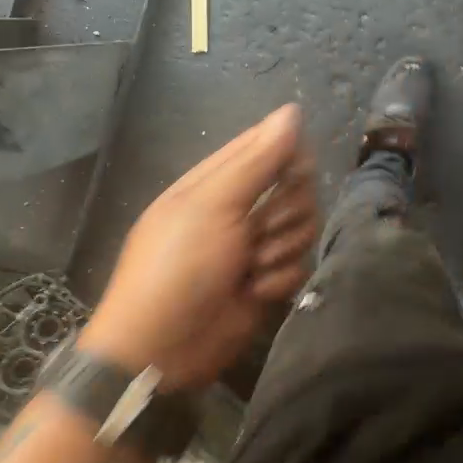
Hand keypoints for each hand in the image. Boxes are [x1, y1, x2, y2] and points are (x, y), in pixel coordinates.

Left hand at [78, 104, 318, 388]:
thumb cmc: (178, 268)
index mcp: (217, 182)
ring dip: (282, 246)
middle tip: (260, 230)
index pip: (266, 145)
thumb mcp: (213, 205)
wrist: (160, 351)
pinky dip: (280, 278)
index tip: (293, 172)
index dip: (288, 154)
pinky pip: (299, 263)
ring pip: (302, 225)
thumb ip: (258, 159)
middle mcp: (239, 208)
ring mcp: (253, 246)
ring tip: (252, 267)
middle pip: (295, 185)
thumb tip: (292, 110)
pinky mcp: (267, 280)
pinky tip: (255, 291)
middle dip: (286, 209)